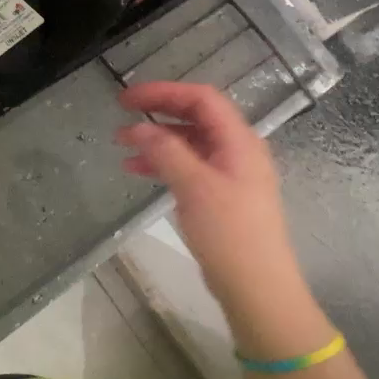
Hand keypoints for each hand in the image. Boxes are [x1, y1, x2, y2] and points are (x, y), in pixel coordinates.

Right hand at [115, 81, 301, 302]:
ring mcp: (229, 175)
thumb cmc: (230, 233)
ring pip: (189, 143)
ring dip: (157, 139)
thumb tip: (138, 127)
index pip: (202, 99)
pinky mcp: (220, 197)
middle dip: (158, 112)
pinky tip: (138, 170)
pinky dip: (163, 163)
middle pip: (196, 117)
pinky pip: (189, 167)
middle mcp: (237, 152)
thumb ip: (166, 152)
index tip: (128, 98)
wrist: (257, 287)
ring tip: (122, 145)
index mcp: (239, 142)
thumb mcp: (195, 187)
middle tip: (121, 114)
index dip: (164, 91)